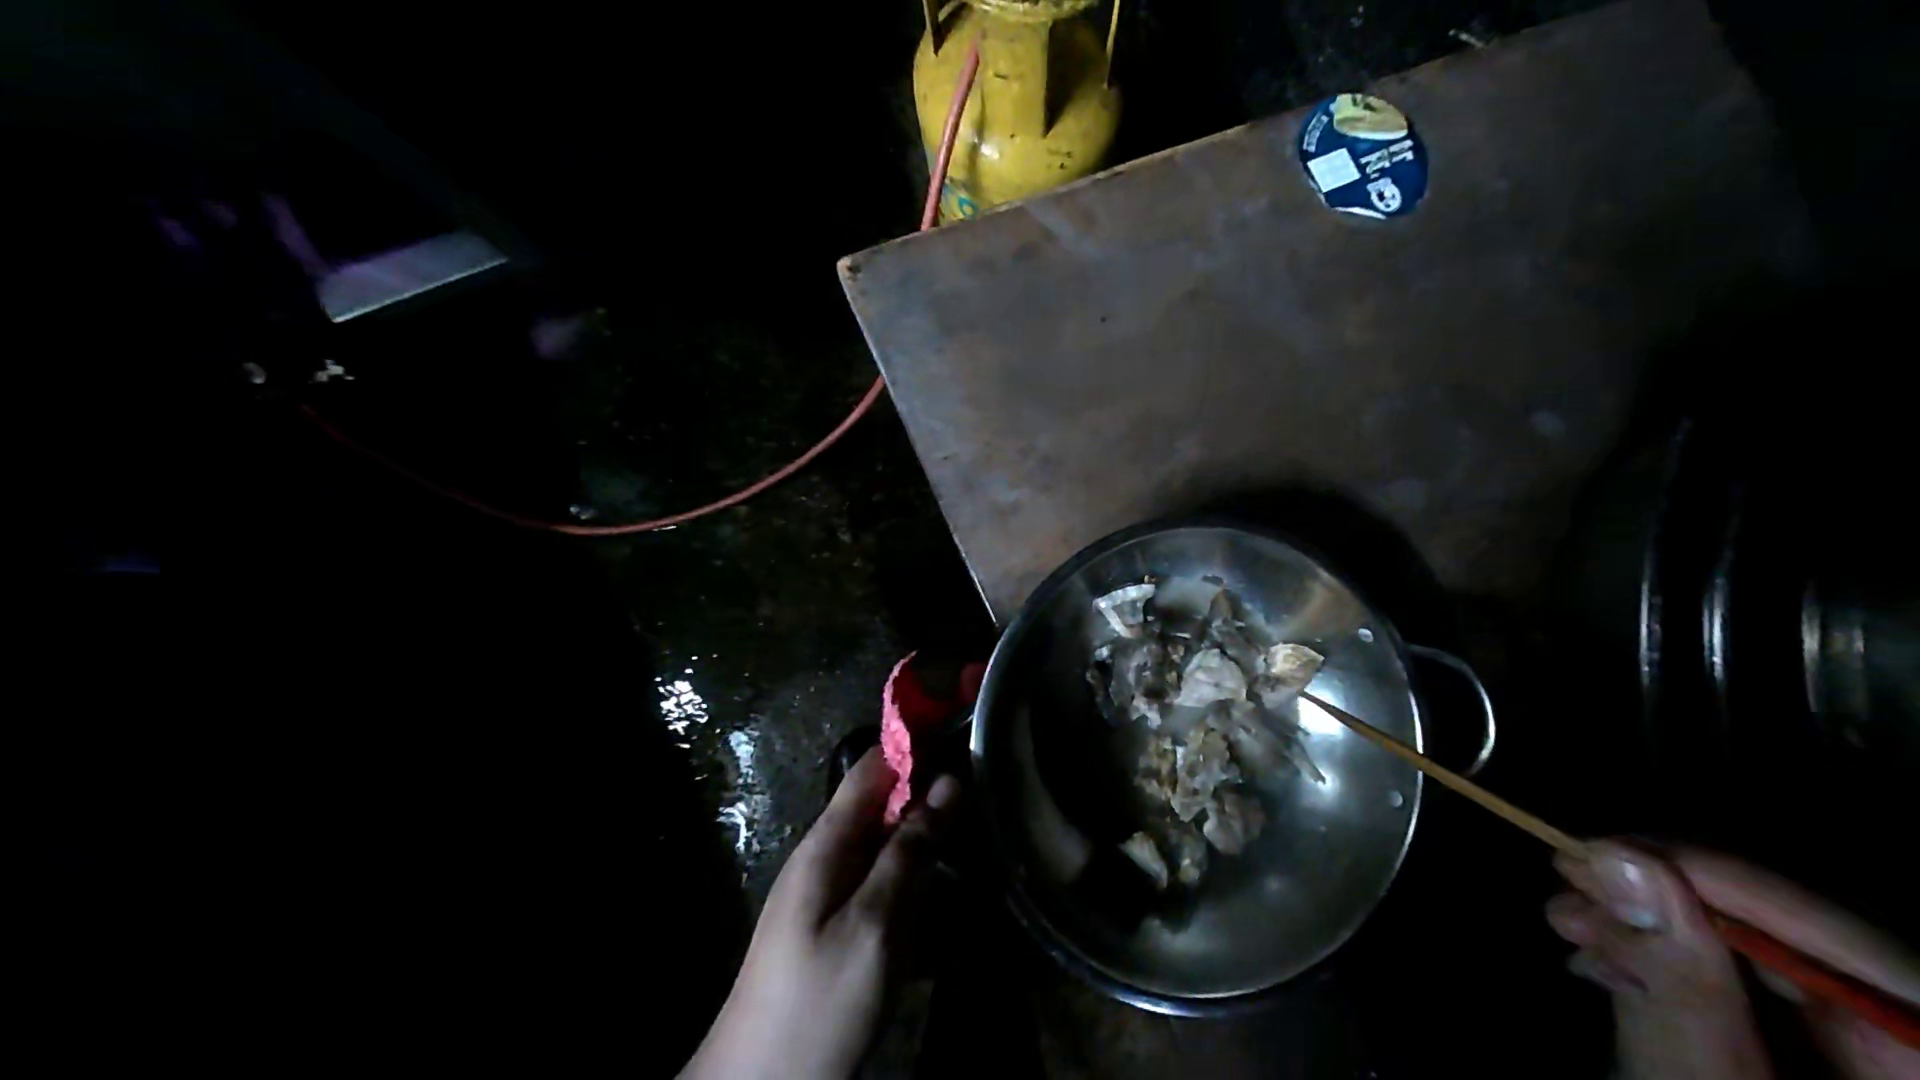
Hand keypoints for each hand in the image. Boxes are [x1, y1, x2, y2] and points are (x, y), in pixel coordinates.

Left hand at [681, 748, 959, 1079]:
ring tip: (975, 859)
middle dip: (931, 804)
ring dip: (929, 853)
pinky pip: (885, 891)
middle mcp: (827, 855)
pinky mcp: (840, 927)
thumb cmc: (821, 998)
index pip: (873, 766)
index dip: (915, 748)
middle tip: (985, 812)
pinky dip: (916, 894)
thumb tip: (947, 783)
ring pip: (890, 850)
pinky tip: (945, 917)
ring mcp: (831, 893)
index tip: (965, 744)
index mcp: (828, 840)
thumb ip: (910, 850)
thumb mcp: (876, 922)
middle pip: (885, 806)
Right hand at [1548, 840, 1919, 1079]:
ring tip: (1569, 927)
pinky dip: (1666, 967)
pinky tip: (1604, 962)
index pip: (1871, 958)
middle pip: (1807, 953)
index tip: (1612, 849)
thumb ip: (1674, 980)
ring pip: (1764, 965)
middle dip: (1672, 907)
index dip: (1736, 887)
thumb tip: (1615, 855)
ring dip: (1655, 932)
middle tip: (1567, 887)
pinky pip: (1746, 993)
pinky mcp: (1815, 1066)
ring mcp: (1872, 1072)